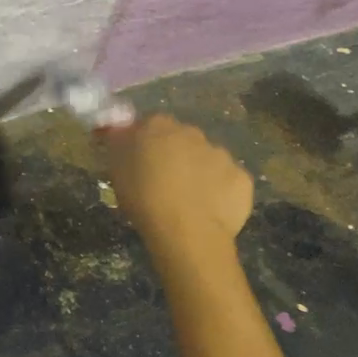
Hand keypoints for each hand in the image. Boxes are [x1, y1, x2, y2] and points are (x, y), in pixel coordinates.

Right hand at [103, 112, 252, 263]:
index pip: (148, 125)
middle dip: (173, 155)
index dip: (143, 143)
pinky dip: (220, 190)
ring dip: (198, 171)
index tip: (138, 163)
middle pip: (180, 139)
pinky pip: (228, 181)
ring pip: (206, 159)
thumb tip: (117, 128)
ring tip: (188, 200)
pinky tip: (209, 209)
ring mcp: (221, 154)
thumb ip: (117, 140)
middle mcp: (192, 132)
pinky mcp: (242, 179)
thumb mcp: (115, 166)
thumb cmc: (143, 196)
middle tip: (162, 182)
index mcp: (158, 125)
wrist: (187, 232)